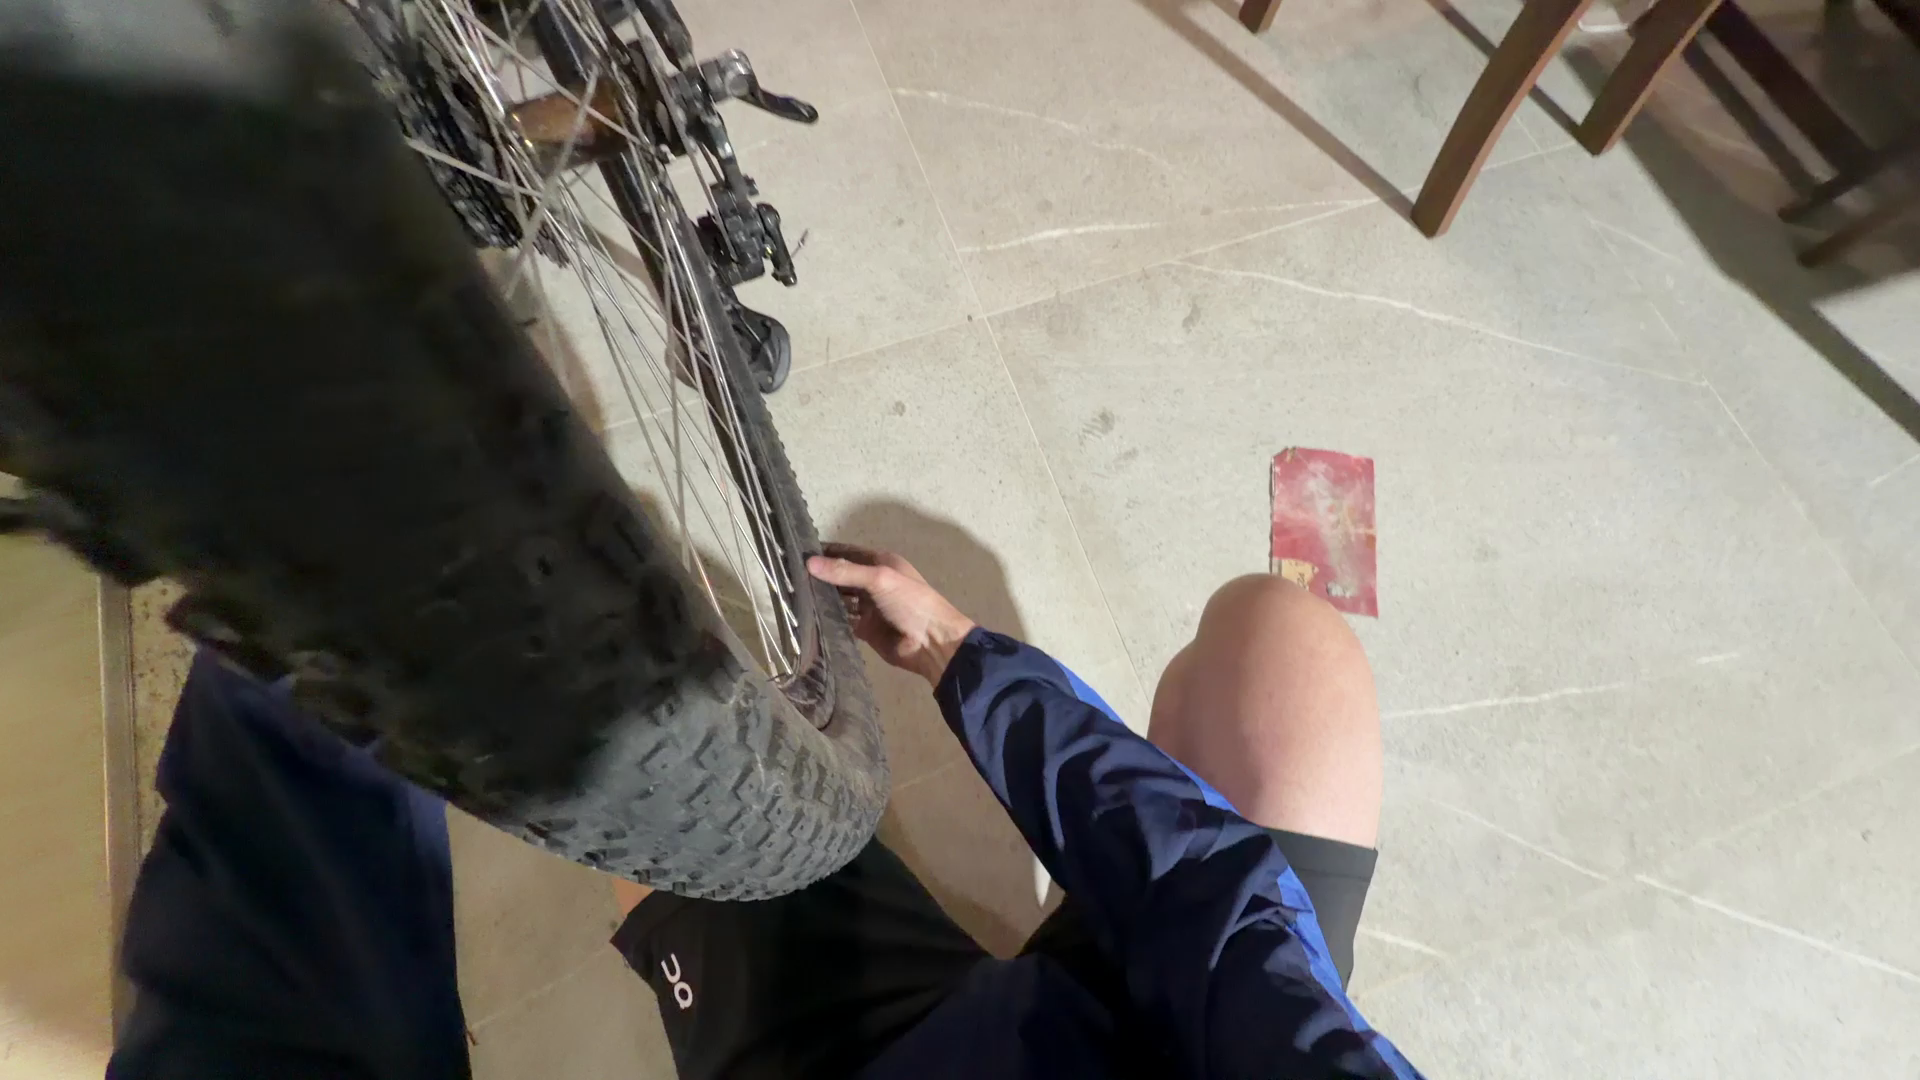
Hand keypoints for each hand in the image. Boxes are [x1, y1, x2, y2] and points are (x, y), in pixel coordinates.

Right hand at [807, 544, 975, 685]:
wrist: (932, 643)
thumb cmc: (911, 603)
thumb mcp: (879, 579)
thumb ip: (845, 572)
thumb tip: (809, 562)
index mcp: (881, 563)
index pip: (847, 553)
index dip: (826, 552)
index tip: (796, 552)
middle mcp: (873, 582)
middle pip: (841, 576)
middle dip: (820, 576)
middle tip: (787, 577)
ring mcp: (868, 606)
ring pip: (840, 599)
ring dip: (822, 597)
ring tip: (791, 595)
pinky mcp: (865, 629)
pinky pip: (842, 620)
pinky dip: (828, 619)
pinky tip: (807, 617)